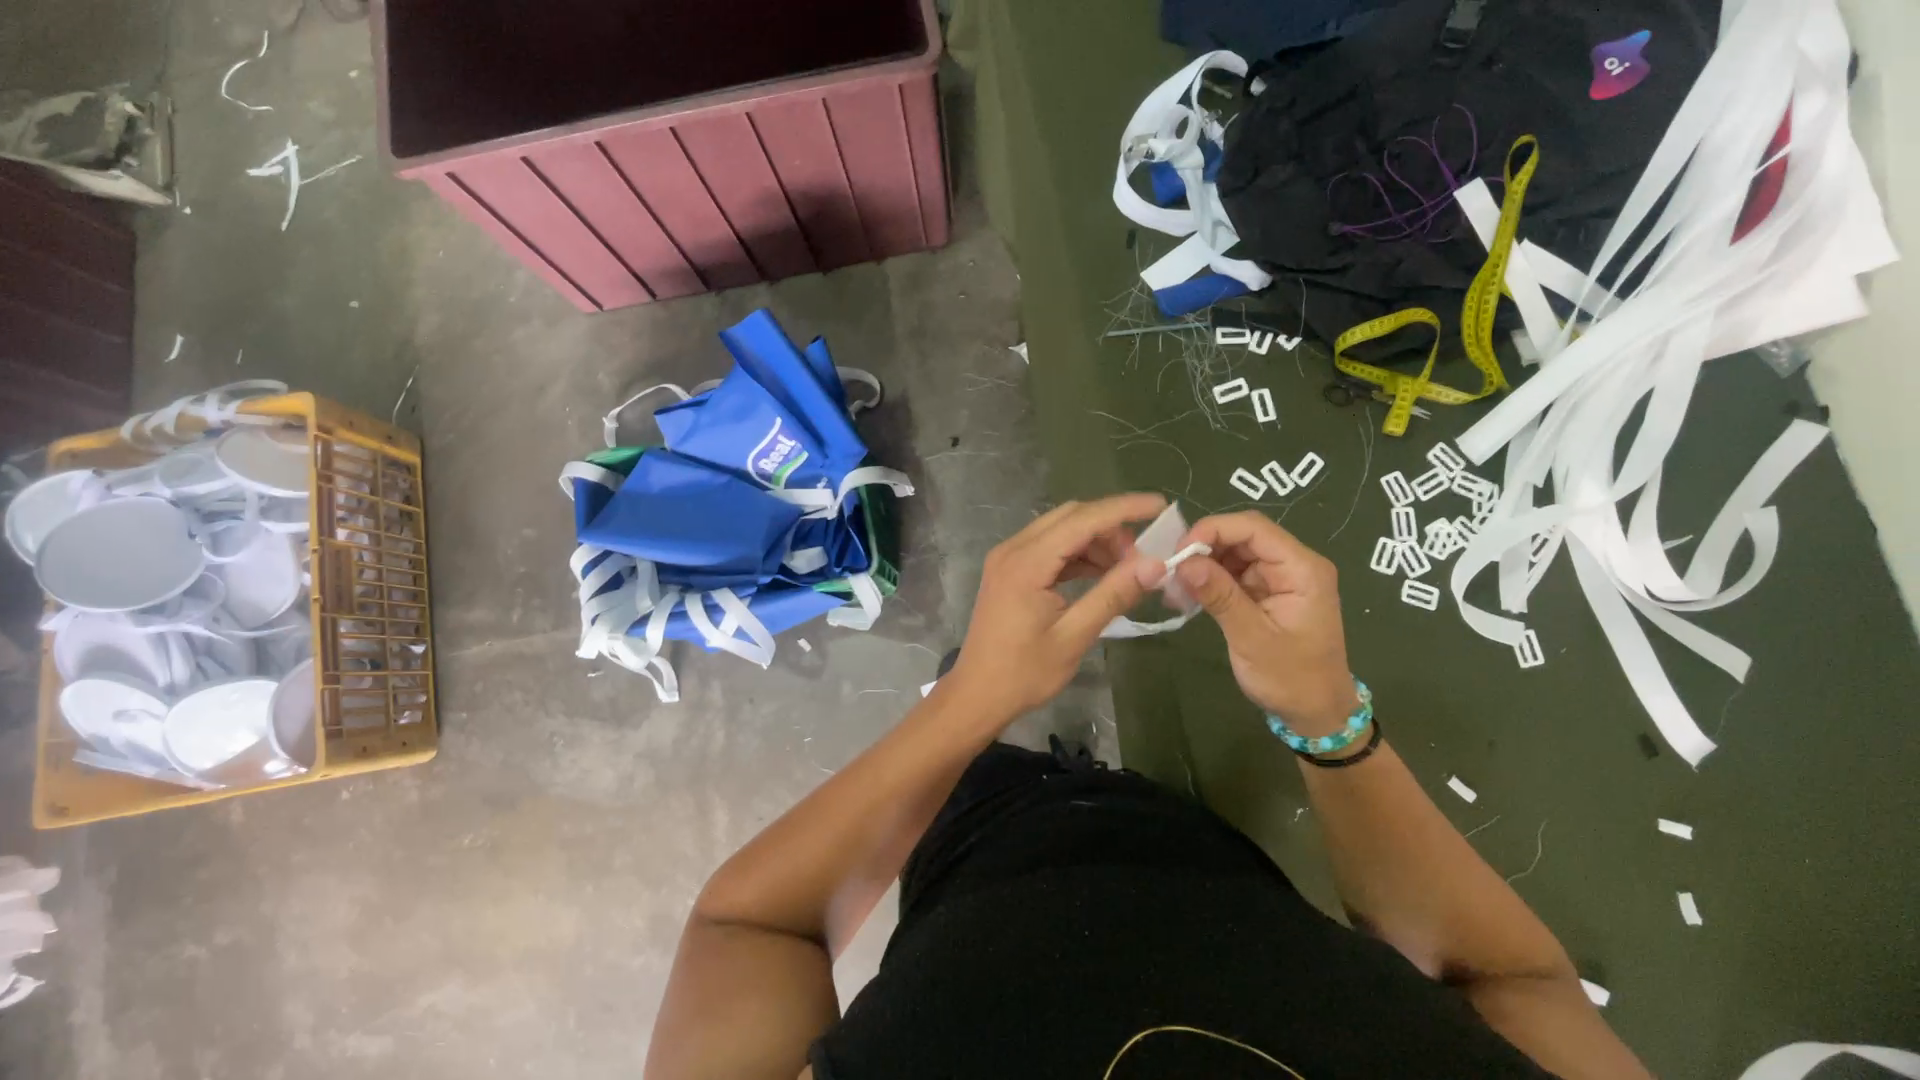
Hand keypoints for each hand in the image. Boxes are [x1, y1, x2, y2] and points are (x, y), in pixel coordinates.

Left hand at [947, 494, 1168, 724]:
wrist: (977, 696)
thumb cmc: (1024, 672)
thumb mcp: (1075, 636)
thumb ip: (1114, 595)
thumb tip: (1156, 564)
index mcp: (1026, 562)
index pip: (1083, 519)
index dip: (1124, 509)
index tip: (1161, 506)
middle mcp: (1013, 549)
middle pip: (1071, 516)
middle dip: (1112, 526)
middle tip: (1145, 553)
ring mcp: (1008, 558)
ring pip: (1061, 530)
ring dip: (1096, 541)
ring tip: (1128, 569)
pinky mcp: (1009, 571)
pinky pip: (1049, 548)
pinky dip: (1078, 554)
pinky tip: (1102, 574)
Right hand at [1175, 512, 1358, 734]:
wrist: (1317, 714)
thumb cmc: (1292, 678)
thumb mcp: (1252, 638)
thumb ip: (1220, 596)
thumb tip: (1184, 562)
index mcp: (1302, 569)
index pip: (1253, 528)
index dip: (1213, 530)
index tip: (1178, 552)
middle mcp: (1293, 565)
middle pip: (1242, 537)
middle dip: (1203, 548)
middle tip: (1169, 570)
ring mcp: (1280, 579)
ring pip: (1234, 554)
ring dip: (1203, 565)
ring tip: (1173, 586)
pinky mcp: (1267, 593)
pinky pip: (1234, 574)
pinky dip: (1209, 581)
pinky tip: (1186, 595)